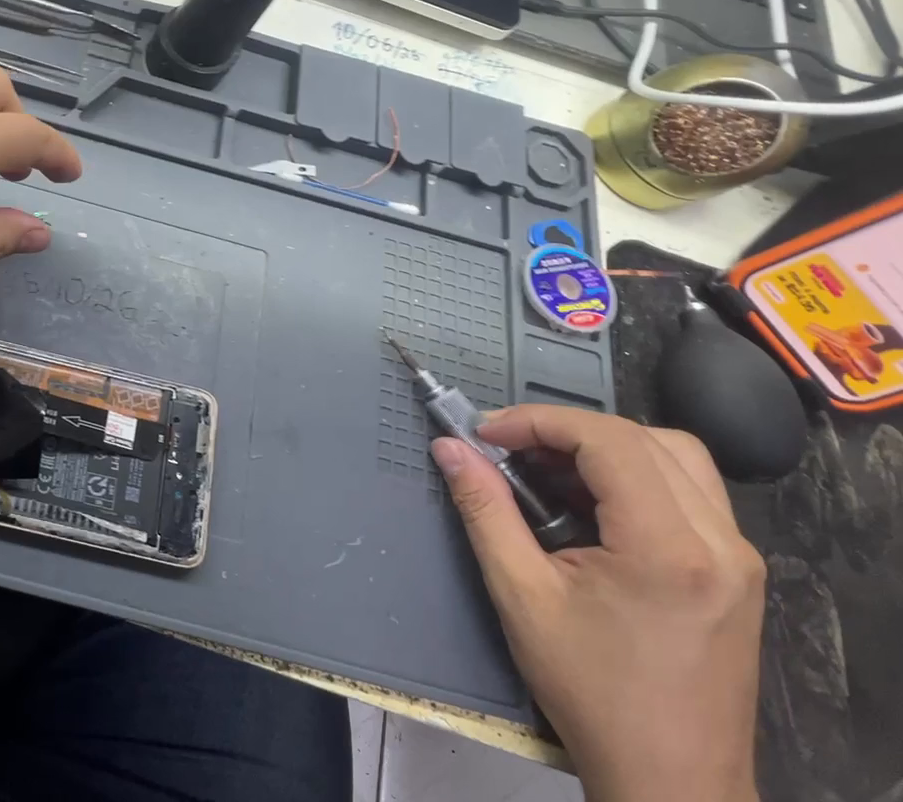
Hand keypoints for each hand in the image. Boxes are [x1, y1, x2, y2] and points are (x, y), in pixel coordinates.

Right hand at [434, 406, 764, 801]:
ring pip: (680, 460)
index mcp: (668, 547)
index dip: (540, 422)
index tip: (484, 434)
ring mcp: (740, 557)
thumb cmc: (588, 687)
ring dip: (607, 448)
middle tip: (509, 448)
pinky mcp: (738, 571)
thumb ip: (485, 510)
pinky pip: (691, 495)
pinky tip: (587, 505)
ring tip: (546, 471)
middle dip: (570, 429)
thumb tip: (449, 449)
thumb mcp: (519, 594)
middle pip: (651, 439)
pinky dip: (635, 478)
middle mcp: (721, 541)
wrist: (670, 773)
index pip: (610, 442)